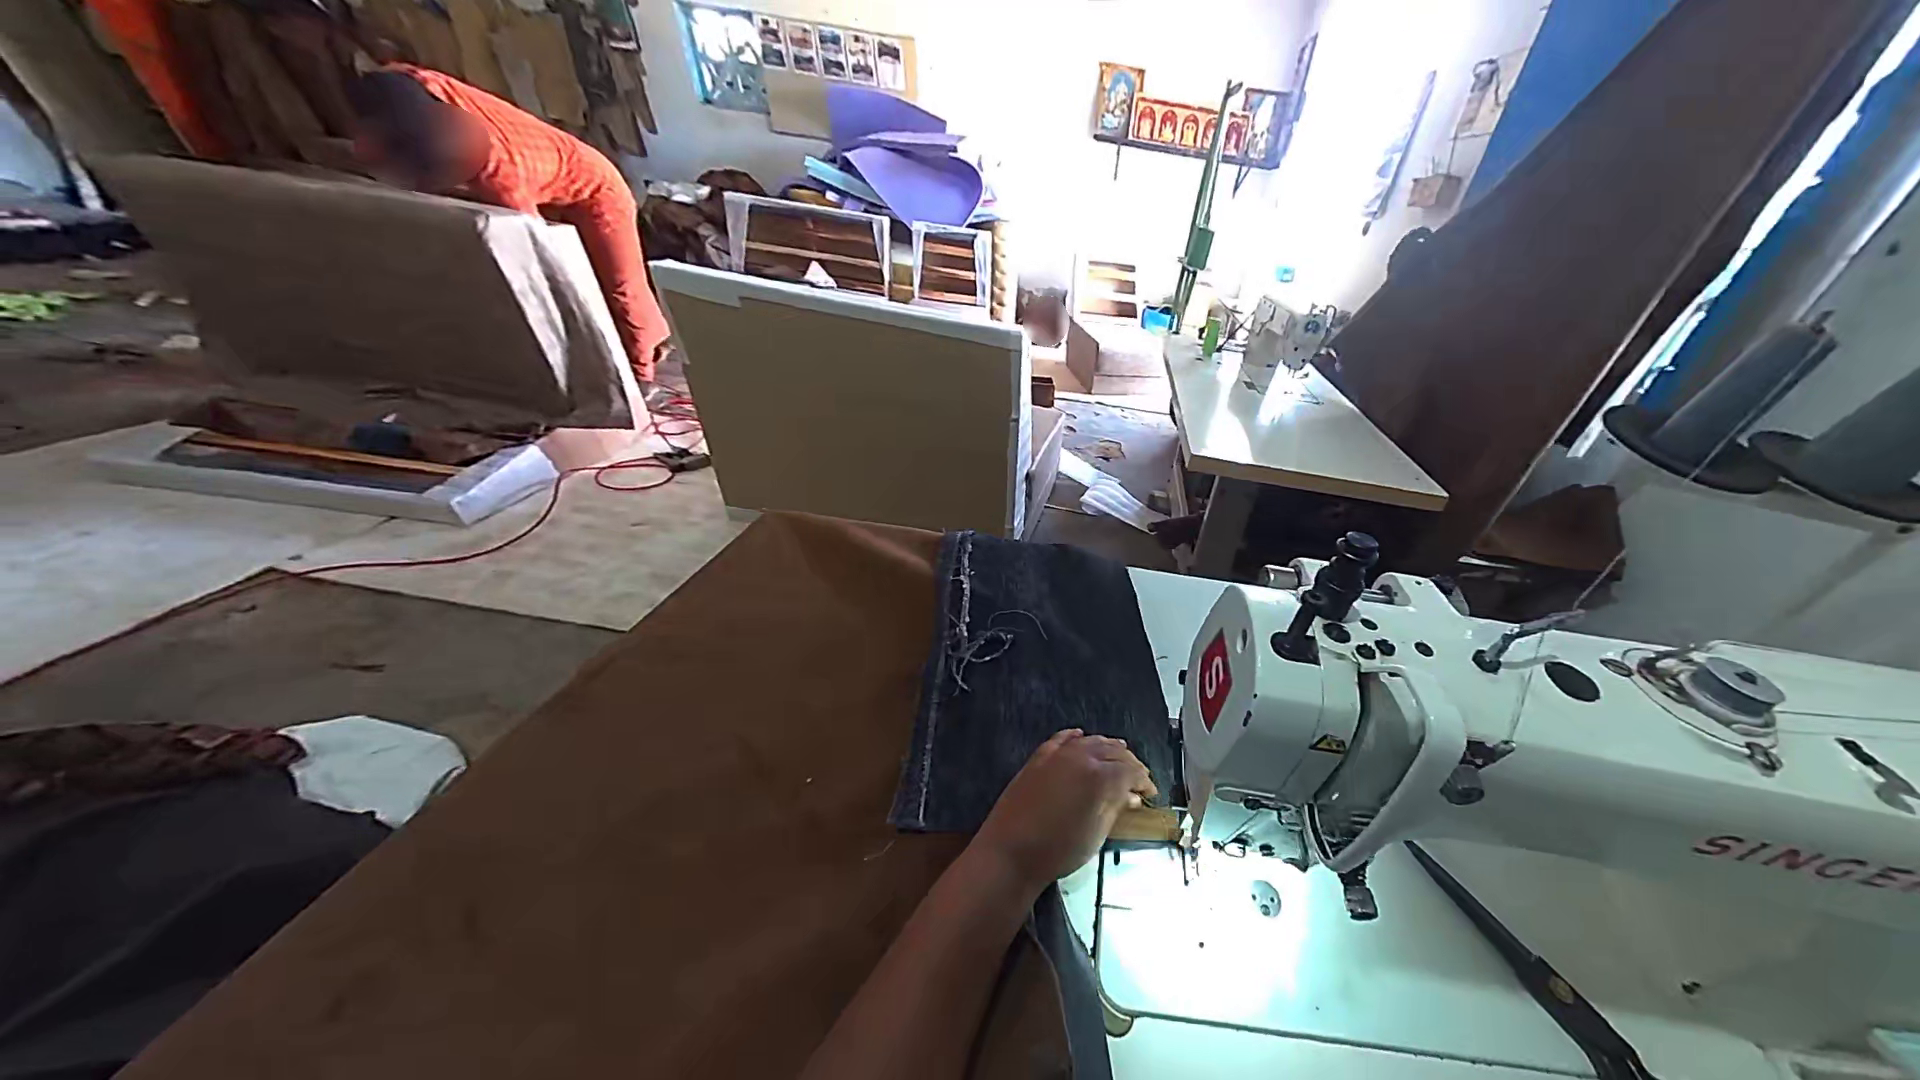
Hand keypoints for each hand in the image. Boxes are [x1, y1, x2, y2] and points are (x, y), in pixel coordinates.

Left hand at [969, 729, 1157, 894]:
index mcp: (1099, 777)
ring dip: (1107, 748)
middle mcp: (1080, 757)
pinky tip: (1081, 738)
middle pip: (1114, 751)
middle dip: (1130, 764)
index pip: (1131, 772)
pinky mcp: (1039, 757)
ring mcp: (1057, 754)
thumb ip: (1116, 807)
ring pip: (1090, 741)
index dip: (1145, 782)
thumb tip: (1130, 797)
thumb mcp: (1097, 832)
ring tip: (1119, 758)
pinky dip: (1076, 738)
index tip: (1150, 792)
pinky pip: (1062, 739)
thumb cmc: (1057, 850)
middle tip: (1139, 779)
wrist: (1011, 851)